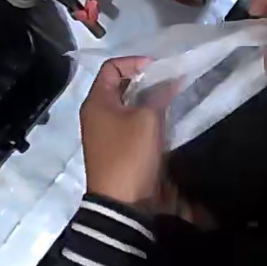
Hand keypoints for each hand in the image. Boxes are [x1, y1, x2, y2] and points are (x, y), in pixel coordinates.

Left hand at [80, 56, 170, 211]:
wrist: (122, 203)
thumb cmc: (129, 154)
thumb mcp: (148, 119)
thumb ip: (159, 94)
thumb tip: (170, 79)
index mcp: (96, 102)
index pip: (111, 67)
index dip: (134, 62)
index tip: (157, 68)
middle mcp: (96, 114)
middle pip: (119, 86)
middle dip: (144, 81)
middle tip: (168, 82)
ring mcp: (105, 133)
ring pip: (127, 106)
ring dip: (147, 100)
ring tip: (170, 99)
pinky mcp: (116, 148)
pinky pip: (130, 124)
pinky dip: (146, 117)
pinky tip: (165, 119)